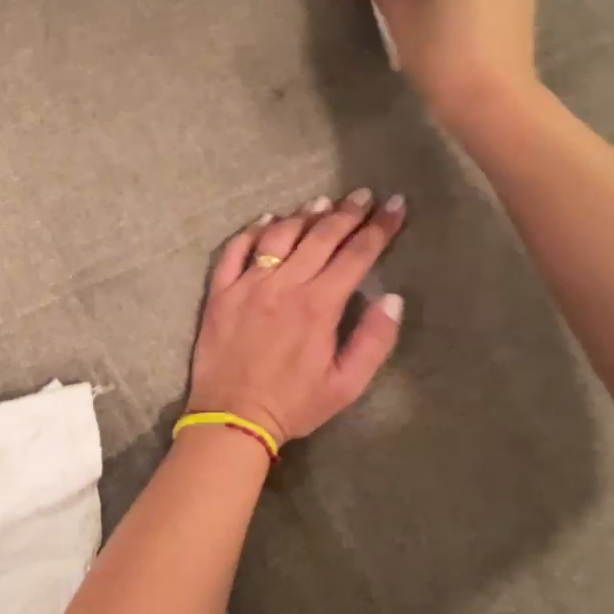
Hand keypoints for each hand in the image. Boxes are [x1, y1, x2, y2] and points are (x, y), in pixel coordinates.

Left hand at [186, 191, 405, 445]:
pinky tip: (267, 221)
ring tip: (322, 202)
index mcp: (318, 305)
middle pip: (320, 236)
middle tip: (363, 196)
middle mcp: (283, 285)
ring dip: (303, 215)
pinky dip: (252, 231)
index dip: (380, 227)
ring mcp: (247, 286)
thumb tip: (392, 298)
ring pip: (279, 236)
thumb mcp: (346, 384)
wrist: (232, 417)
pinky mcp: (219, 294)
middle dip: (347, 212)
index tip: (394, 205)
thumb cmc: (293, 405)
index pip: (356, 254)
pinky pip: (234, 251)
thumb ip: (374, 340)